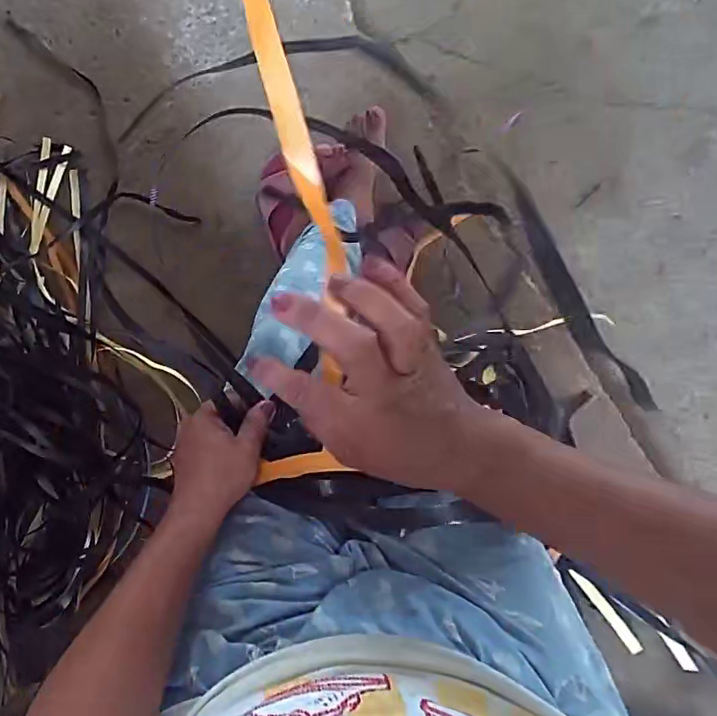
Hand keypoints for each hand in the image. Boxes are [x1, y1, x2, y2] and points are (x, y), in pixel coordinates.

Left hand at [167, 400, 273, 524]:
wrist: (197, 509)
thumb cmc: (224, 475)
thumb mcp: (247, 447)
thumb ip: (257, 422)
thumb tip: (265, 402)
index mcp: (200, 415)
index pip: (226, 399)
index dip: (246, 406)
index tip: (261, 419)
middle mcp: (187, 424)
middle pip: (218, 416)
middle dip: (237, 424)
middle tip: (256, 438)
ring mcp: (182, 442)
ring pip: (211, 433)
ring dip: (227, 440)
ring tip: (245, 453)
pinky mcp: (182, 459)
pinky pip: (203, 446)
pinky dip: (216, 451)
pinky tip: (227, 464)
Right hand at [249, 255, 502, 493]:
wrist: (460, 446)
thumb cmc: (395, 452)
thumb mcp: (346, 449)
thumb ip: (317, 418)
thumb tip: (287, 383)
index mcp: (360, 421)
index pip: (314, 395)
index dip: (280, 376)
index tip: (256, 361)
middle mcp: (387, 388)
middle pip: (355, 348)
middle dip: (316, 321)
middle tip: (280, 301)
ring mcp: (412, 362)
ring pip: (393, 323)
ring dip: (360, 295)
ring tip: (330, 279)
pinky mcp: (428, 343)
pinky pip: (415, 308)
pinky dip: (395, 282)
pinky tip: (371, 263)